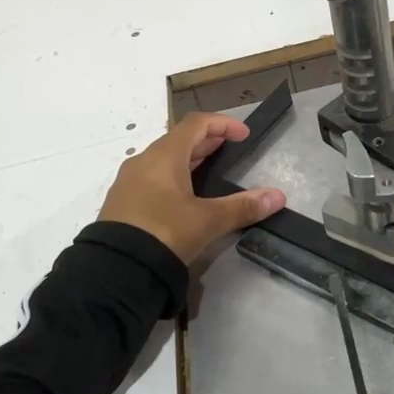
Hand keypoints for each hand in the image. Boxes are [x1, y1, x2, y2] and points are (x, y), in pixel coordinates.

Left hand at [99, 112, 286, 264]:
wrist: (115, 269)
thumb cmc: (164, 232)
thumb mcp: (207, 220)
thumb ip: (242, 207)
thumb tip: (278, 197)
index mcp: (164, 155)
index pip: (196, 124)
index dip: (222, 124)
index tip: (243, 135)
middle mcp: (144, 161)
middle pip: (179, 140)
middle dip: (207, 142)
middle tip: (230, 151)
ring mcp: (129, 182)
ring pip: (163, 160)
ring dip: (188, 160)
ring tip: (210, 173)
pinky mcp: (122, 202)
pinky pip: (152, 178)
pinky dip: (173, 177)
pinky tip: (184, 198)